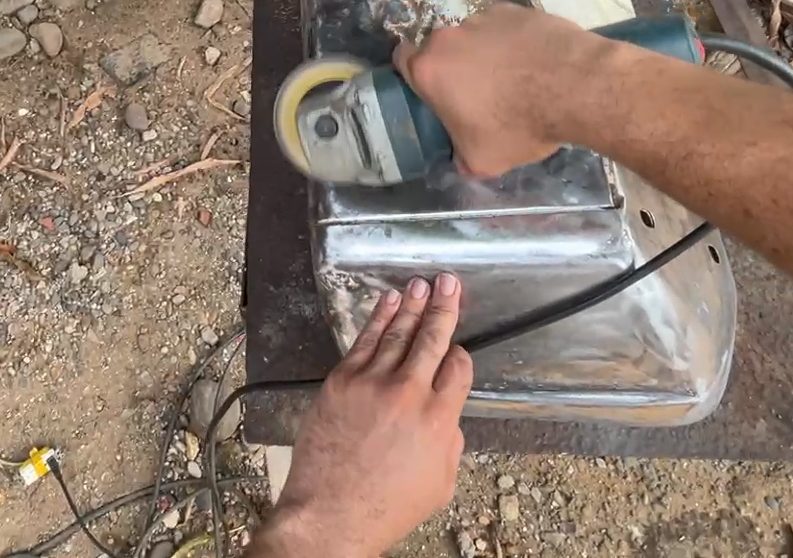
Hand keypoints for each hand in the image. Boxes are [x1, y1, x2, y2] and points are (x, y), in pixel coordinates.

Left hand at [258, 275, 472, 557]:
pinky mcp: (342, 378)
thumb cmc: (388, 505)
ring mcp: (372, 381)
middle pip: (431, 339)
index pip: (458, 370)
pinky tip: (389, 301)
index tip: (459, 349)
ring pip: (397, 332)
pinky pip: (364, 339)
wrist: (332, 510)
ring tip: (422, 283)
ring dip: (411, 305)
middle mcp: (408, 393)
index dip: (460, 356)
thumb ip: (449, 441)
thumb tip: (447, 412)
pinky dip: (378, 317)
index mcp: (438, 421)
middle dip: (443, 307)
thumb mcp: (439, 484)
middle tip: (449, 282)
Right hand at [394, 4, 616, 176]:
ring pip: (473, 37)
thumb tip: (459, 158)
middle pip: (440, 49)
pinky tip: (535, 61)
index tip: (432, 89)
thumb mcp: (482, 160)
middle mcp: (448, 38)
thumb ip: (459, 157)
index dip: (413, 74)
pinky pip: (504, 27)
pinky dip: (513, 41)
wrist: (576, 88)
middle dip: (454, 67)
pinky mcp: (515, 10)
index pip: (401, 59)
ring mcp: (482, 19)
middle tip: (478, 92)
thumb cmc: (519, 125)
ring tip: (515, 77)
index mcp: (429, 70)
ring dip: (484, 53)